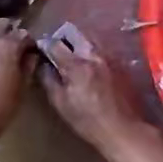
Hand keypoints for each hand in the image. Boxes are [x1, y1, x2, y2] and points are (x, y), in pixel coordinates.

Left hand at [0, 18, 35, 142]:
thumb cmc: (1, 106)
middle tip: (12, 52)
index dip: (29, 43)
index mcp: (7, 45)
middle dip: (9, 33)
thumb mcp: (22, 87)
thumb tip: (30, 55)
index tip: (31, 54)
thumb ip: (28, 65)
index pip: (24, 34)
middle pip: (2, 24)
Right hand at [38, 36, 159, 157]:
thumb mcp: (61, 103)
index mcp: (77, 65)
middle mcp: (94, 55)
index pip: (54, 43)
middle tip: (56, 52)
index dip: (44, 46)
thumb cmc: (87, 121)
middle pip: (73, 32)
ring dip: (78, 43)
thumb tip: (42, 64)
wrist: (122, 128)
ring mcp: (109, 57)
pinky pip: (101, 48)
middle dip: (62, 38)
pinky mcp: (120, 63)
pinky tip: (89, 67)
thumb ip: (48, 80)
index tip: (40, 52)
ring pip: (89, 38)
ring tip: (72, 58)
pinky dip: (91, 52)